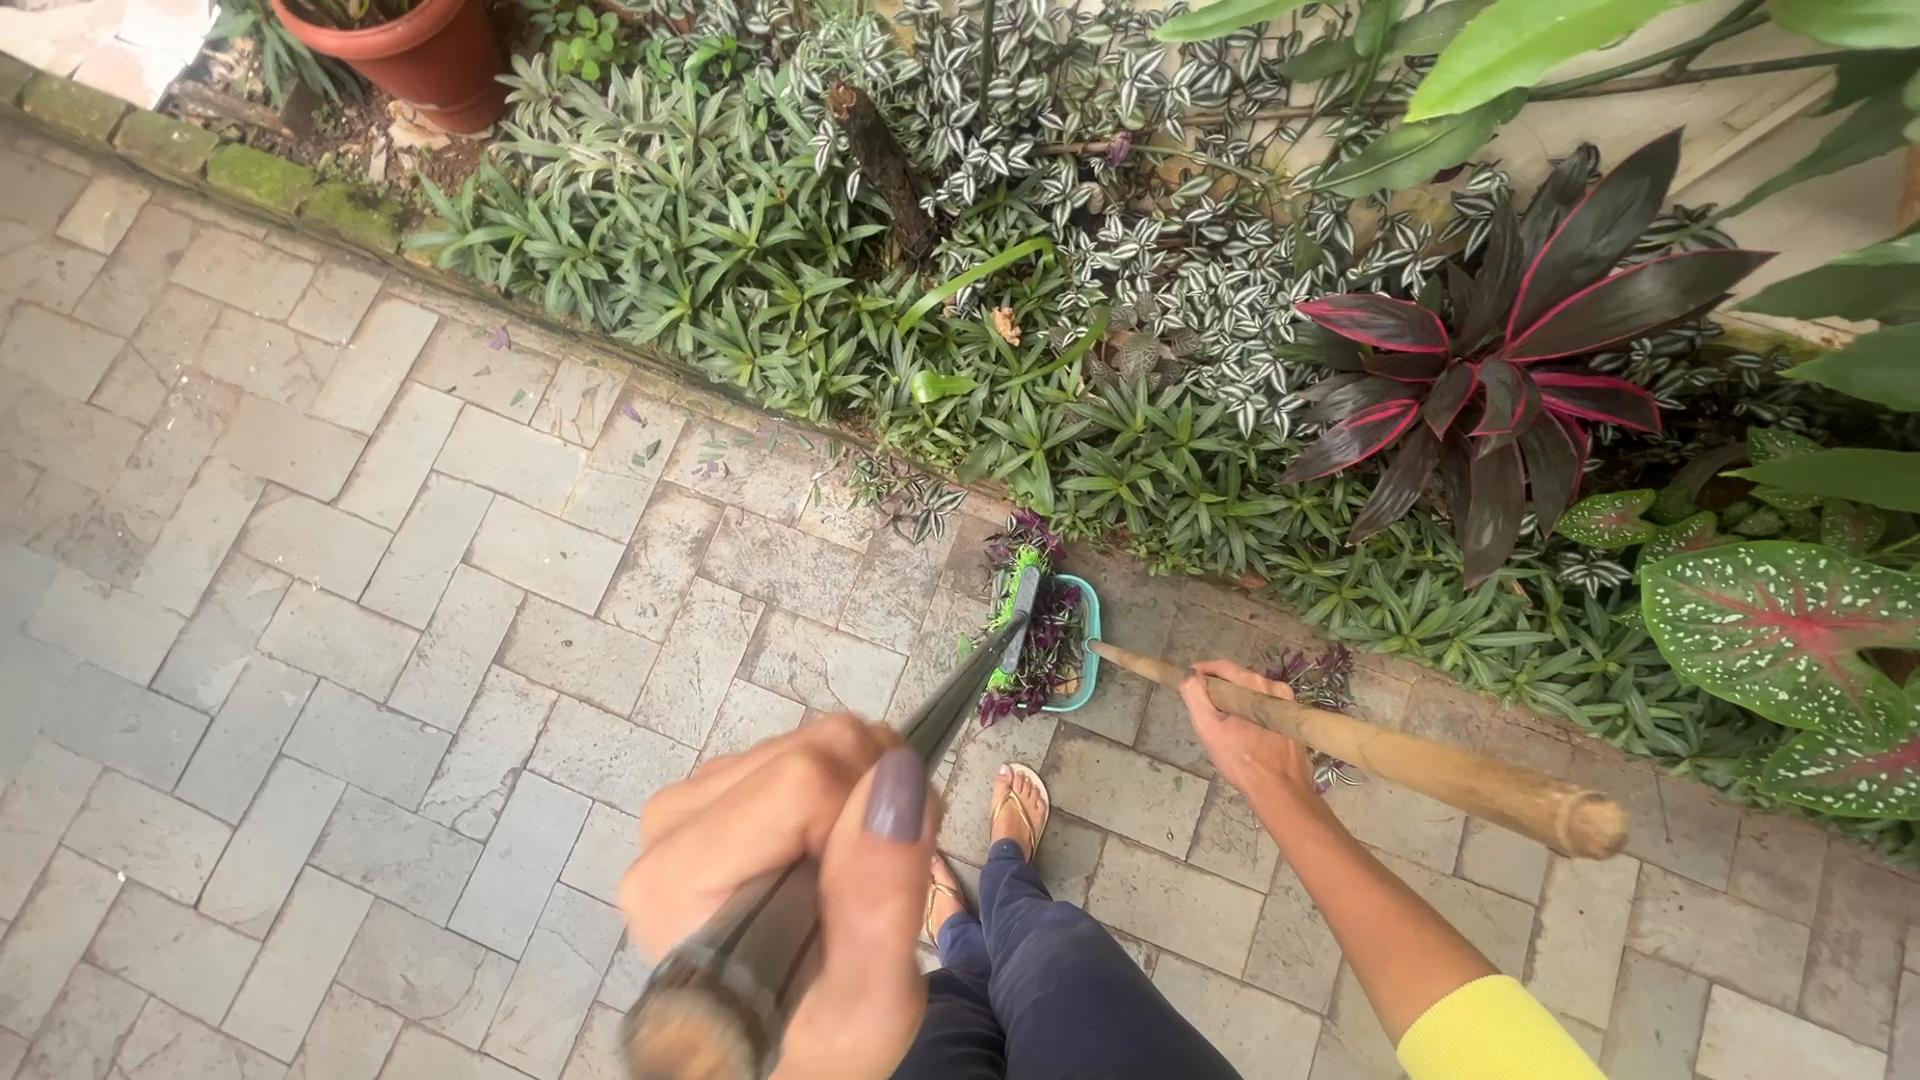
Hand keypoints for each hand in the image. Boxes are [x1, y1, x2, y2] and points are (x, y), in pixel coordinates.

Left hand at [622, 715, 941, 1079]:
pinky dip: (858, 781)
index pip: (801, 784)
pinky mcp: (727, 780)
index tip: (874, 892)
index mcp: (677, 881)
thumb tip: (898, 773)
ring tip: (864, 869)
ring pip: (820, 737)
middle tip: (883, 877)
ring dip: (872, 791)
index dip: (865, 828)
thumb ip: (881, 896)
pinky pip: (817, 741)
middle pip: (811, 749)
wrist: (794, 1040)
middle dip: (876, 800)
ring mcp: (696, 794)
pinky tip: (846, 843)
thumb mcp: (870, 1006)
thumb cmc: (822, 1038)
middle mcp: (671, 823)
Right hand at [1179, 659, 1317, 807]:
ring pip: (1250, 693)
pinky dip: (1248, 712)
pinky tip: (1243, 732)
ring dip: (1233, 701)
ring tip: (1222, 723)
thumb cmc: (1242, 761)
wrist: (1281, 792)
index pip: (1222, 666)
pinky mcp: (1292, 719)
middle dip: (1217, 689)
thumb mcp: (1209, 728)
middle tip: (1203, 709)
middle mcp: (1275, 687)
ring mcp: (1287, 703)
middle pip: (1237, 679)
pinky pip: (1262, 705)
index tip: (1188, 684)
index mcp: (1255, 685)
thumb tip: (1190, 675)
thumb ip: (1195, 696)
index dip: (1201, 672)